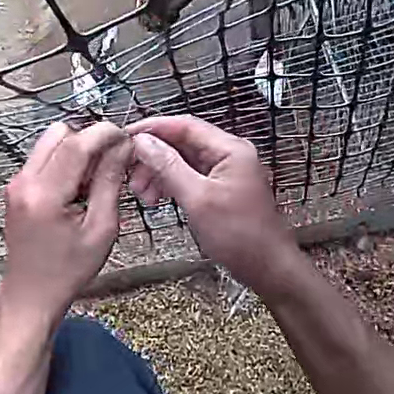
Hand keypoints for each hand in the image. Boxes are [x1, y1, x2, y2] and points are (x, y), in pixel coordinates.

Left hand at [0, 121, 132, 326]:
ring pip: (50, 142)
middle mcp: (24, 183)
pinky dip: (65, 163)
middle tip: (110, 162)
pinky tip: (78, 189)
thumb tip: (121, 147)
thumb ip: (110, 182)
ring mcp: (16, 183)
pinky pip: (43, 158)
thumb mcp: (101, 229)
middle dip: (89, 140)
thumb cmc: (66, 270)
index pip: (76, 143)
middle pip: (60, 133)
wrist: (32, 293)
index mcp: (45, 195)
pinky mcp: (17, 187)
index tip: (124, 138)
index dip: (105, 134)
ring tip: (94, 181)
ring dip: (77, 151)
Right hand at [125, 114, 305, 293]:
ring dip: (159, 173)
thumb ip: (168, 166)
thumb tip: (143, 141)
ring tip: (142, 194)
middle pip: (182, 143)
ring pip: (183, 161)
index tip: (125, 137)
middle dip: (153, 156)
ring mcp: (226, 172)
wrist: (268, 267)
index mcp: (230, 149)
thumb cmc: (240, 235)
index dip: (152, 128)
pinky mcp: (221, 189)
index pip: (184, 125)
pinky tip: (158, 198)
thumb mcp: (197, 198)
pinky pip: (191, 177)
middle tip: (131, 175)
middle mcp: (229, 155)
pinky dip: (172, 184)